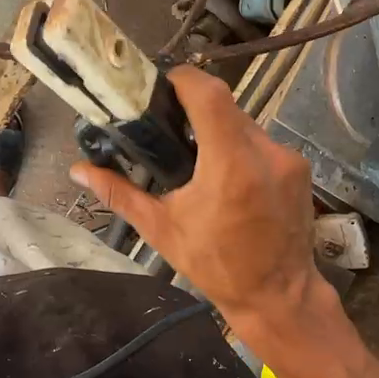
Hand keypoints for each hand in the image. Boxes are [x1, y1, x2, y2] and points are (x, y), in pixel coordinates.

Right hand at [71, 66, 323, 319]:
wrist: (278, 296)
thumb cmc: (216, 265)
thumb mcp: (160, 229)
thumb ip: (119, 193)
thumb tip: (79, 170)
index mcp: (229, 165)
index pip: (209, 94)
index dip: (182, 80)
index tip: (159, 87)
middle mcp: (265, 153)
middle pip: (225, 106)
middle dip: (194, 110)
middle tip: (166, 127)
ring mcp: (288, 159)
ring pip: (244, 123)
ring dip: (217, 131)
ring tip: (193, 157)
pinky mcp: (299, 167)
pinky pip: (261, 142)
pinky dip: (238, 148)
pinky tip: (223, 176)